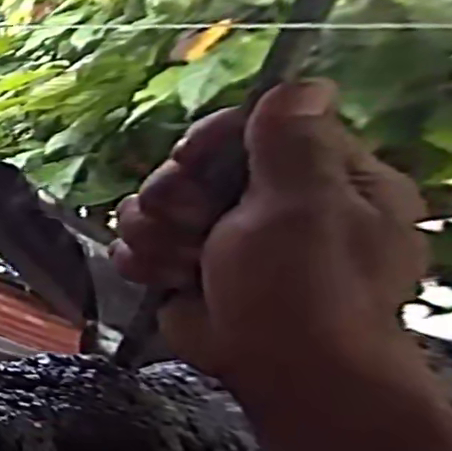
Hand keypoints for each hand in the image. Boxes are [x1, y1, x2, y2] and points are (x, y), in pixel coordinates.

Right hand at [111, 78, 427, 385]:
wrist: (280, 366)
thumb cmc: (306, 288)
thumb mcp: (304, 208)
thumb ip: (292, 146)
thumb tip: (302, 84)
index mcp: (319, 179)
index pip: (248, 127)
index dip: (209, 139)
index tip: (194, 161)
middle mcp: (265, 201)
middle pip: (182, 168)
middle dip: (173, 199)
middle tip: (197, 226)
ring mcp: (218, 234)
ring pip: (146, 207)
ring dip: (156, 235)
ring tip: (187, 263)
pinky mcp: (179, 262)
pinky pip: (132, 243)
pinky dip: (143, 261)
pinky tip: (171, 278)